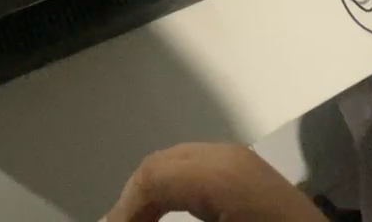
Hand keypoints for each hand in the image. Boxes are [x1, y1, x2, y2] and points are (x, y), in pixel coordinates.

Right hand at [104, 143, 325, 221]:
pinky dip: (175, 191)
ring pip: (176, 163)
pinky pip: (197, 169)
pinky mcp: (249, 173)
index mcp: (220, 174)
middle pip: (161, 165)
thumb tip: (122, 218)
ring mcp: (241, 160)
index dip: (124, 208)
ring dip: (153, 194)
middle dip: (134, 200)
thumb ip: (165, 219)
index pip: (153, 177)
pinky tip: (166, 215)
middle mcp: (227, 156)